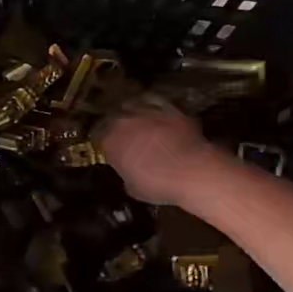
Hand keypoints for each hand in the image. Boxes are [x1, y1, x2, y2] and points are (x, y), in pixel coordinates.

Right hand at [97, 99, 220, 203]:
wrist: (194, 171)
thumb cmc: (159, 185)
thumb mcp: (133, 187)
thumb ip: (125, 173)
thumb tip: (128, 170)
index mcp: (109, 141)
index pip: (98, 137)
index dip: (105, 143)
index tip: (110, 149)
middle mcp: (122, 121)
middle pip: (113, 119)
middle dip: (117, 126)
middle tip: (124, 136)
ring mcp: (146, 111)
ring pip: (132, 106)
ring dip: (133, 114)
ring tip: (139, 121)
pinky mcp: (169, 108)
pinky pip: (156, 104)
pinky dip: (155, 108)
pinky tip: (158, 115)